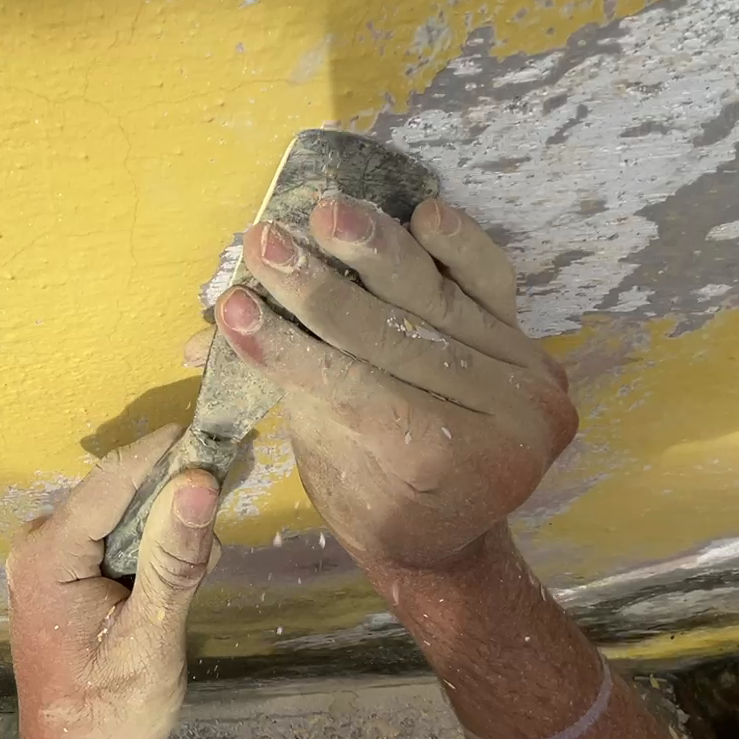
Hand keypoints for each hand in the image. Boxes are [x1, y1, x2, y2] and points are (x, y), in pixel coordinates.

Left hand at [3, 425, 220, 738]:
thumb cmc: (107, 716)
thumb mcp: (149, 639)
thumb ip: (173, 558)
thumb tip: (197, 480)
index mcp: (47, 554)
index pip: (112, 479)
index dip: (163, 450)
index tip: (213, 429)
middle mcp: (41, 542)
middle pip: (120, 493)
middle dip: (173, 502)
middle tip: (218, 524)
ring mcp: (51, 555)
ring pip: (124, 515)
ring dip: (167, 533)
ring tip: (196, 574)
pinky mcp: (67, 569)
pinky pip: (117, 537)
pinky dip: (152, 550)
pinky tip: (171, 587)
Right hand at [213, 195, 575, 574]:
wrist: (450, 526)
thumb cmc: (375, 507)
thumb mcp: (325, 460)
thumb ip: (289, 384)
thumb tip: (212, 332)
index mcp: (445, 464)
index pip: (353, 388)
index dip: (288, 346)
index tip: (233, 307)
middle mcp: (504, 418)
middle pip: (395, 334)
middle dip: (319, 288)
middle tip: (263, 244)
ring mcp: (524, 374)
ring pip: (437, 297)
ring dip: (372, 249)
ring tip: (323, 213)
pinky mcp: (526, 338)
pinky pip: (494, 278)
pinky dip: (459, 243)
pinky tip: (424, 212)